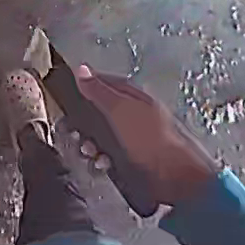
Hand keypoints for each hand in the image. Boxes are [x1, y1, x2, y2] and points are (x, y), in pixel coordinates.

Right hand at [73, 66, 217, 206]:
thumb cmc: (150, 136)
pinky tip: (103, 165)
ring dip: (90, 145)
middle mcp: (132, 113)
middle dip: (83, 124)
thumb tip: (81, 69)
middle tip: (76, 134)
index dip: (85, 87)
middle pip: (97, 112)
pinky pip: (108, 155)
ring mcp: (132, 137)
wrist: (176, 175)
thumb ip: (99, 90)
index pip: (103, 82)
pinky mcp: (132, 159)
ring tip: (91, 153)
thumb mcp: (120, 108)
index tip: (68, 97)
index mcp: (132, 95)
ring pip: (100, 136)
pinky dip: (102, 160)